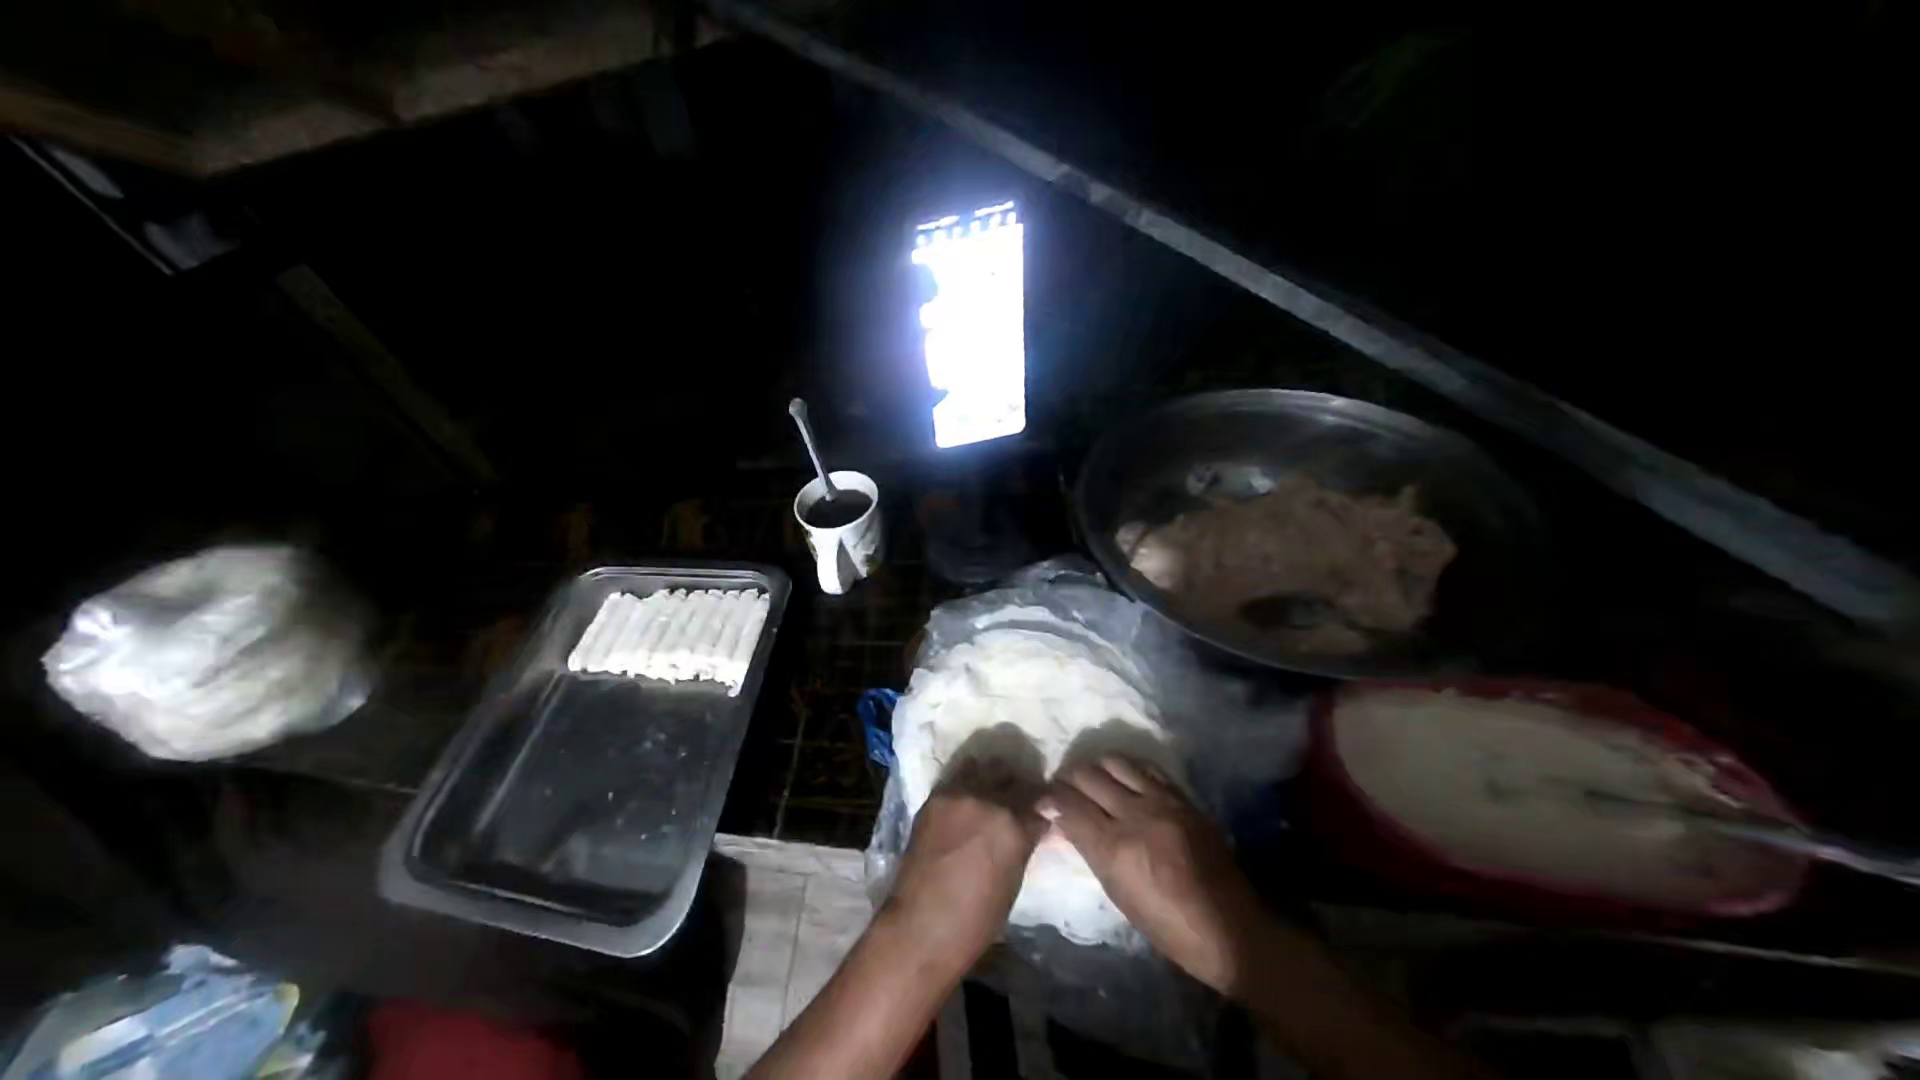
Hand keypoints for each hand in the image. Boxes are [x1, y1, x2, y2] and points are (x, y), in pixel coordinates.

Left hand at [885, 756, 1046, 971]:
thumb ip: (1024, 841)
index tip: (1045, 809)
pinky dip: (969, 780)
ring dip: (994, 778)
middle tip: (1022, 800)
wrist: (921, 925)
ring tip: (995, 791)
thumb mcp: (1014, 879)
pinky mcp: (935, 797)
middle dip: (1021, 788)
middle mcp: (988, 800)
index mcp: (1014, 825)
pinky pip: (959, 777)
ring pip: (986, 769)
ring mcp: (959, 795)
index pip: (1040, 800)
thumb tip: (1033, 823)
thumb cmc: (976, 918)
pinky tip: (971, 793)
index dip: (1044, 805)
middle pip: (1014, 778)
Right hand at [1044, 756, 1266, 993]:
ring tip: (1092, 778)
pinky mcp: (1183, 798)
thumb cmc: (1165, 925)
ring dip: (1096, 767)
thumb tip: (1065, 820)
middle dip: (1067, 778)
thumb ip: (1090, 848)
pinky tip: (1123, 778)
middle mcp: (1135, 815)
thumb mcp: (1116, 892)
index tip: (1042, 799)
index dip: (1049, 797)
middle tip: (1063, 787)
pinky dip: (1127, 769)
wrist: (1228, 927)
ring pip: (1114, 762)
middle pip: (1086, 775)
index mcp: (1113, 848)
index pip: (1067, 804)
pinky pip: (1146, 768)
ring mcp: (1162, 802)